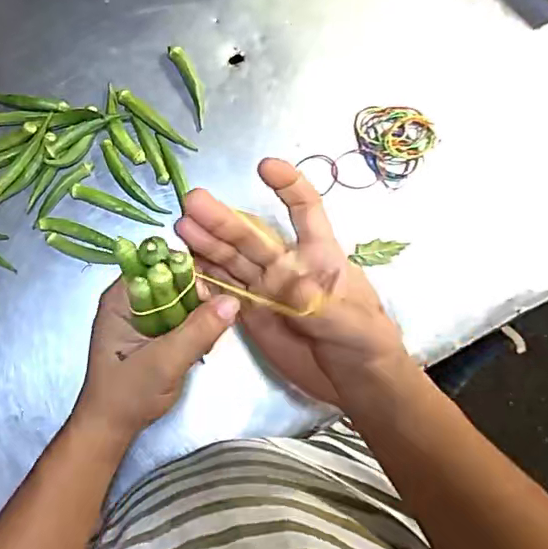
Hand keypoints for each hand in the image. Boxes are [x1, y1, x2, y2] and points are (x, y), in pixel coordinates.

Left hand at [70, 277, 240, 442]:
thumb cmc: (128, 394)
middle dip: (196, 298)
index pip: (157, 263)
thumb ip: (198, 331)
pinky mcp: (154, 330)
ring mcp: (143, 314)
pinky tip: (200, 346)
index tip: (205, 297)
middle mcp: (131, 298)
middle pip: (173, 278)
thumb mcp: (165, 361)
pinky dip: (195, 327)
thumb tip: (232, 300)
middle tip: (209, 325)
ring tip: (205, 340)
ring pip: (181, 297)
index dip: (185, 273)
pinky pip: (182, 315)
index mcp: (122, 296)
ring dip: (198, 315)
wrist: (112, 428)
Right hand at [175, 159, 409, 407]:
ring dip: (208, 242)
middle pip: (253, 236)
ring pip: (232, 260)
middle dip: (224, 219)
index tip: (266, 166)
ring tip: (182, 225)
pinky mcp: (252, 315)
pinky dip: (204, 279)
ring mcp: (267, 289)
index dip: (289, 186)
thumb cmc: (365, 342)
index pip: (305, 210)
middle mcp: (288, 266)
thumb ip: (320, 303)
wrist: (356, 382)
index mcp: (320, 255)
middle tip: (194, 201)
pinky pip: (224, 291)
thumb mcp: (351, 321)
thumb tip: (289, 284)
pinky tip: (185, 266)